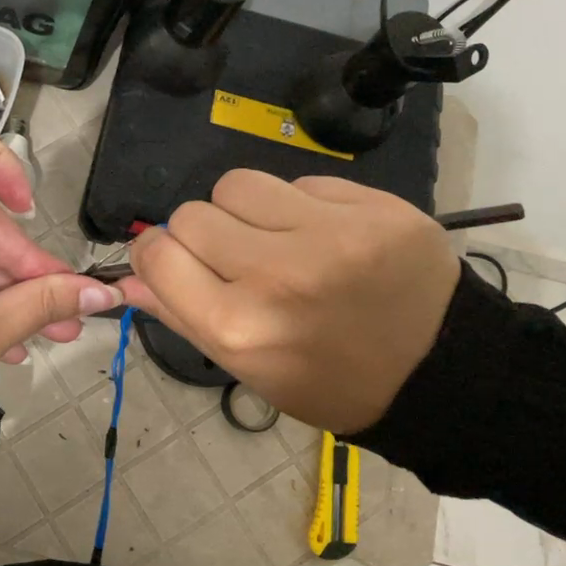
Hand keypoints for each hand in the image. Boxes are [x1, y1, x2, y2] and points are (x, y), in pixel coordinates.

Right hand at [119, 171, 459, 434]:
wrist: (439, 374)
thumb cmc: (327, 382)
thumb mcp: (246, 367)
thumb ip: (180, 313)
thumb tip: (126, 275)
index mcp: (240, 327)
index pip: (157, 253)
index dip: (155, 254)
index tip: (173, 262)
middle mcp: (277, 275)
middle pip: (191, 214)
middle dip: (201, 235)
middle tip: (235, 260)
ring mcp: (331, 235)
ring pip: (238, 184)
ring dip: (244, 209)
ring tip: (277, 240)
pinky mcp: (374, 207)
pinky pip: (301, 183)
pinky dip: (300, 207)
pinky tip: (325, 238)